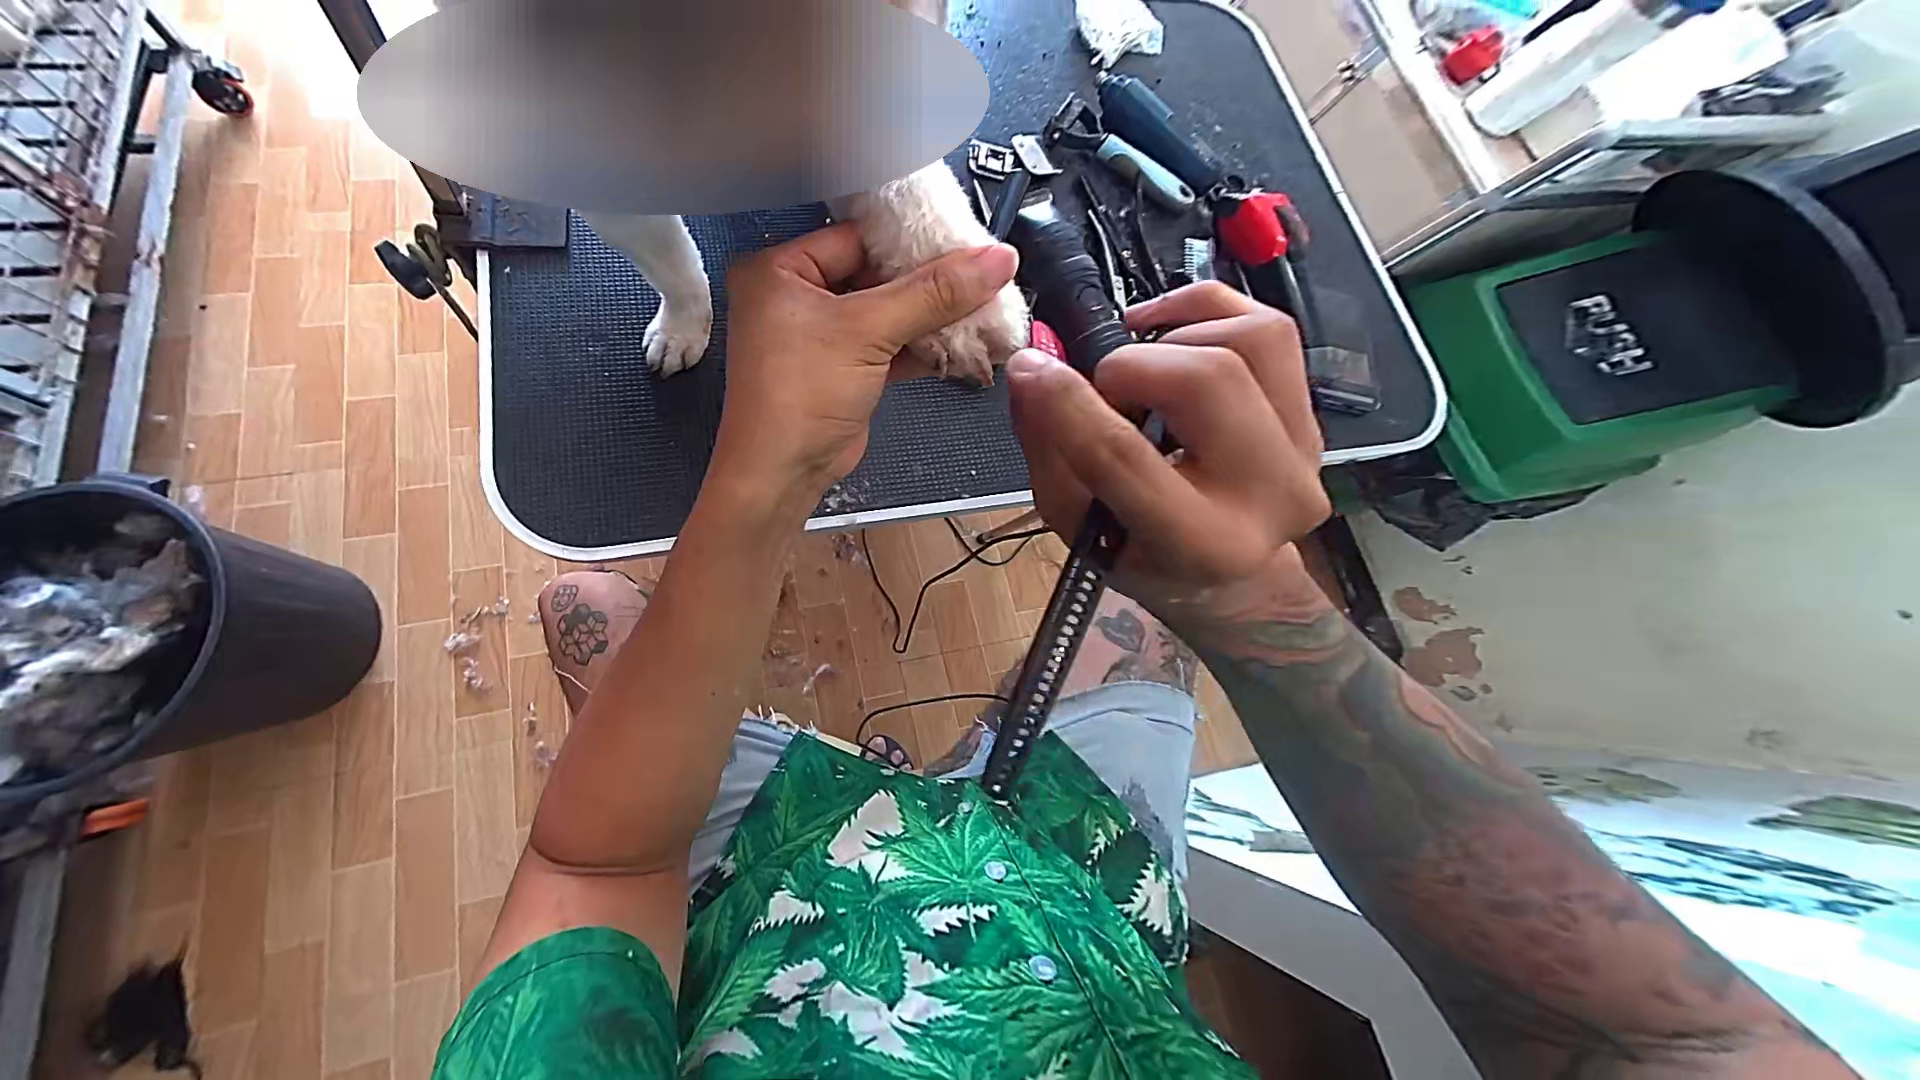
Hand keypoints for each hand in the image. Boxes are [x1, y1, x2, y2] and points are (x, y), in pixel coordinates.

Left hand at [710, 223, 1018, 502]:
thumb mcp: (867, 331)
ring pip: (889, 313)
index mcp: (781, 268)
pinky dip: (923, 347)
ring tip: (986, 308)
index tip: (966, 240)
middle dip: (930, 283)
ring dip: (933, 318)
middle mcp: (799, 296)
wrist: (785, 473)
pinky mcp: (847, 369)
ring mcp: (824, 336)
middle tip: (984, 274)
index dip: (912, 240)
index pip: (858, 237)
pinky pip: (891, 345)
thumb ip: (933, 294)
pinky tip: (964, 342)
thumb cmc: (802, 394)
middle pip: (878, 275)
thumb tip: (997, 260)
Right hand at [1007, 282, 1330, 620]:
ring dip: (1173, 339)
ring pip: (1248, 340)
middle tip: (1104, 392)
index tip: (1031, 370)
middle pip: (1204, 377)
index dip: (1068, 402)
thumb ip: (1048, 448)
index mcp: (1196, 542)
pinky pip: (1270, 328)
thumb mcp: (1076, 523)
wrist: (1228, 575)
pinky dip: (1207, 310)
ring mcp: (1303, 452)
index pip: (1122, 454)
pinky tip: (1164, 325)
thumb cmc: (1141, 554)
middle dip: (1129, 368)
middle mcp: (1268, 497)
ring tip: (1139, 369)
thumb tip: (1031, 367)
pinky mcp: (1313, 417)